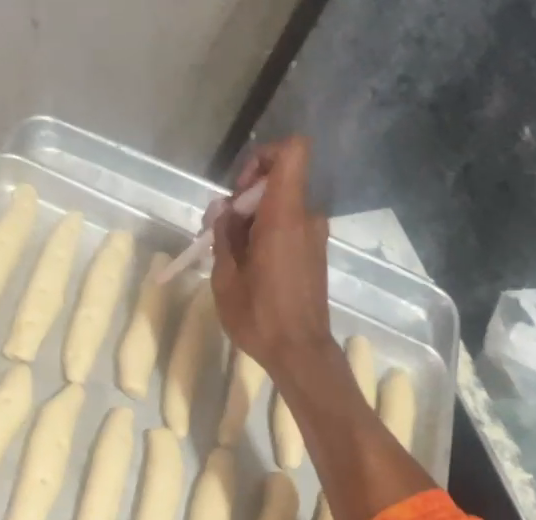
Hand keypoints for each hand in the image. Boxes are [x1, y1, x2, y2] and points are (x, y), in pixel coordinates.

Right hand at [209, 136, 337, 386]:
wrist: (299, 352)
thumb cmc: (259, 316)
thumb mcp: (226, 278)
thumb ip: (223, 236)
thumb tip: (222, 210)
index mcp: (284, 216)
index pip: (291, 151)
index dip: (263, 157)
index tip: (239, 191)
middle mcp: (306, 217)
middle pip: (278, 183)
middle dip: (246, 200)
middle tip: (220, 234)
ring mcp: (314, 236)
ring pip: (281, 208)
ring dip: (254, 222)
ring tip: (231, 256)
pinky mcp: (314, 254)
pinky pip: (289, 229)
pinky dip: (267, 237)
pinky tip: (250, 268)